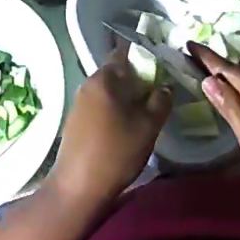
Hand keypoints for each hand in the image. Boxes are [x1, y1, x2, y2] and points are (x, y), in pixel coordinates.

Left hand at [46, 50, 170, 209]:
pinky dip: (113, 110)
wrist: (78, 187)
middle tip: (156, 94)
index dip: (144, 56)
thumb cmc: (116, 151)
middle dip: (136, 80)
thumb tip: (165, 87)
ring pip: (108, 91)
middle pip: (117, 73)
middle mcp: (88, 84)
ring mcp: (79, 102)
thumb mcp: (148, 126)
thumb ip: (160, 101)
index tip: (160, 67)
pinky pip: (99, 105)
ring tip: (144, 113)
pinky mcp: (75, 120)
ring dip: (125, 97)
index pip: (125, 53)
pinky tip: (125, 127)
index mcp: (104, 78)